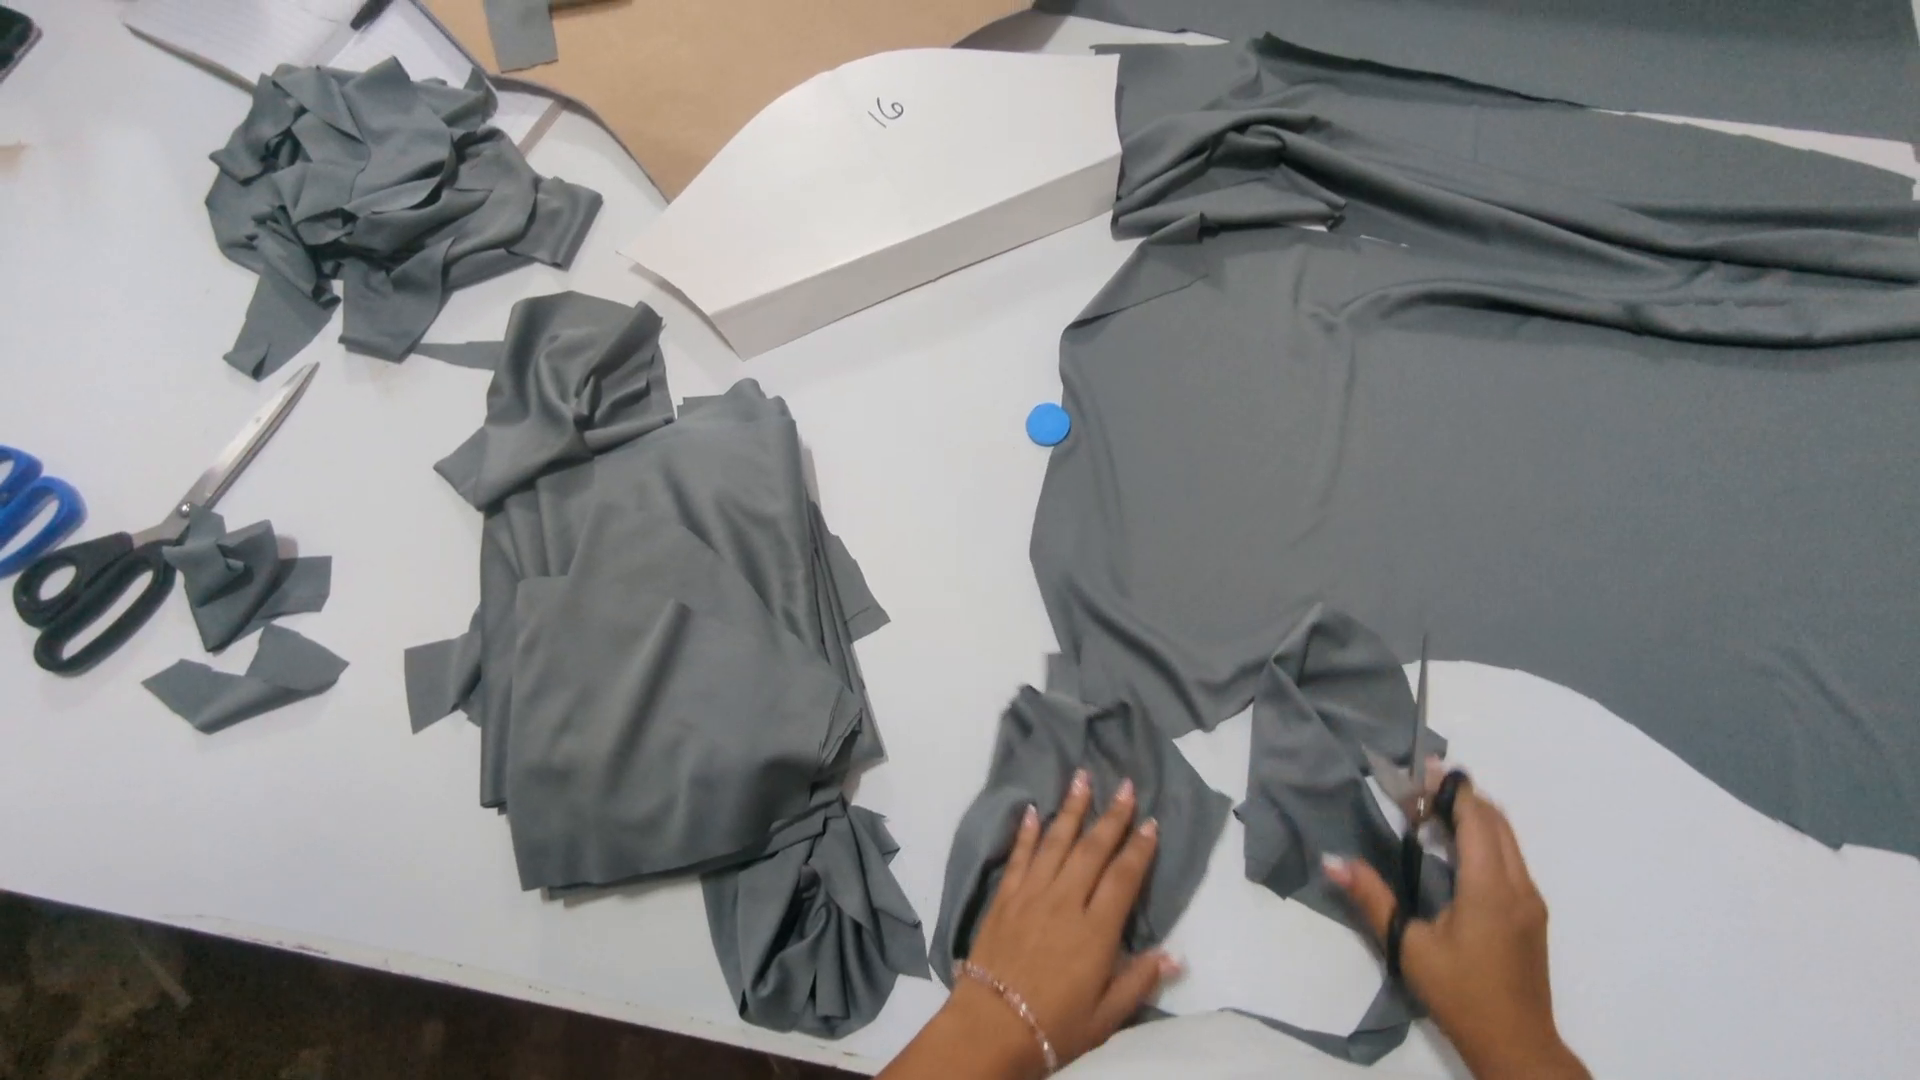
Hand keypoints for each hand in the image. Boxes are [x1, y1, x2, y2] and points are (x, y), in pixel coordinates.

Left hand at [880, 770, 1176, 1079]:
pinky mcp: (1005, 896)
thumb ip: (1140, 981)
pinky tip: (1031, 809)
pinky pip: (1019, 855)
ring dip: (1071, 808)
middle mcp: (1065, 901)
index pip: (1123, 878)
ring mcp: (1032, 894)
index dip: (1139, 849)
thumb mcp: (1107, 1016)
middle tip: (1125, 785)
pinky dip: (1026, 831)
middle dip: (1112, 815)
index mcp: (1095, 930)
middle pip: (1093, 849)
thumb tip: (1176, 956)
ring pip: (1056, 842)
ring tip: (1082, 776)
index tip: (1150, 822)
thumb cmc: (1055, 1024)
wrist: (992, 1025)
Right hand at [1323, 770, 1588, 1079]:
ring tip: (1429, 811)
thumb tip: (1331, 859)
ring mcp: (1530, 901)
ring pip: (1508, 838)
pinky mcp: (1530, 914)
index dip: (1451, 790)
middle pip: (1497, 821)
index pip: (1477, 819)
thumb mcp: (1408, 947)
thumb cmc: (1461, 994)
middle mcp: (1519, 887)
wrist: (1518, 1048)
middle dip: (1460, 796)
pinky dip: (1483, 837)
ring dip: (1473, 816)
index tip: (1421, 768)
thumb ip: (1372, 898)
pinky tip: (1451, 847)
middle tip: (1417, 788)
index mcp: (1491, 889)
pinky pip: (1510, 857)